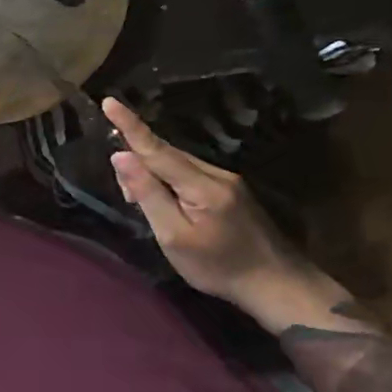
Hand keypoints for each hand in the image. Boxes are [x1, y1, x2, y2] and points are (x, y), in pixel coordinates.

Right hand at [102, 97, 305, 308]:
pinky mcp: (230, 192)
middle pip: (164, 154)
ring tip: (145, 205)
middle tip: (127, 198)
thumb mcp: (173, 235)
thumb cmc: (219, 267)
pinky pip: (187, 172)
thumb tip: (121, 156)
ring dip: (150, 173)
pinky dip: (166, 179)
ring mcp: (228, 183)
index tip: (108, 101)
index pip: (156, 149)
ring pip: (175, 163)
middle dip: (135, 162)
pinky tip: (165, 202)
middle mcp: (218, 176)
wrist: (283, 290)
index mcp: (203, 187)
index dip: (130, 125)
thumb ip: (147, 193)